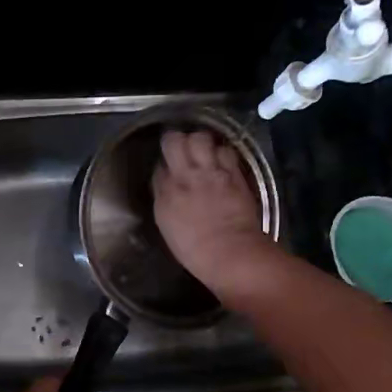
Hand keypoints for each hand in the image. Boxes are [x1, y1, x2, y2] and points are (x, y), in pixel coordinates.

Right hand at [152, 129, 275, 296]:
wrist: (230, 253)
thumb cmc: (196, 251)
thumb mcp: (169, 227)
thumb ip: (167, 201)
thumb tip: (168, 187)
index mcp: (165, 194)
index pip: (158, 165)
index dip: (164, 164)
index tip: (169, 169)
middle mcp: (184, 177)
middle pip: (174, 141)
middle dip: (177, 141)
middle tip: (183, 149)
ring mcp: (210, 172)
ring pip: (200, 138)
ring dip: (201, 142)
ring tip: (204, 151)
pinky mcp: (233, 173)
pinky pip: (225, 150)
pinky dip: (223, 153)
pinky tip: (223, 162)